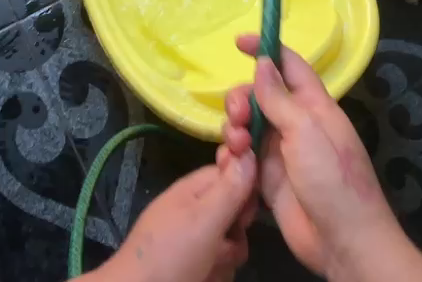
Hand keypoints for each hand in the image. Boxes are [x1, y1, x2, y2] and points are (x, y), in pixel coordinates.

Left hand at [87, 149, 256, 281]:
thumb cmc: (171, 253)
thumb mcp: (204, 219)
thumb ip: (230, 190)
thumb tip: (250, 152)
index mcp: (192, 189)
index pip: (230, 175)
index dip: (244, 191)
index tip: (246, 213)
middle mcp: (194, 212)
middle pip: (234, 214)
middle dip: (235, 234)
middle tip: (220, 245)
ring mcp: (194, 242)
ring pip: (231, 245)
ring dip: (225, 260)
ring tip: (207, 268)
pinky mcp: (196, 267)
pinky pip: (221, 267)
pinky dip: (216, 275)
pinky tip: (203, 279)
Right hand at [222, 36, 421, 281]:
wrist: (342, 242)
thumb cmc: (332, 179)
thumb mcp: (306, 132)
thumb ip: (279, 98)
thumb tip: (263, 61)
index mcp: (313, 106)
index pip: (289, 65)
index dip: (266, 49)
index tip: (237, 42)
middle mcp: (295, 123)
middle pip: (259, 95)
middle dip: (242, 98)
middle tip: (237, 115)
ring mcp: (279, 151)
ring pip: (246, 124)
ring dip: (234, 128)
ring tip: (236, 146)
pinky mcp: (266, 177)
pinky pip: (242, 155)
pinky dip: (232, 155)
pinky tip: (231, 164)